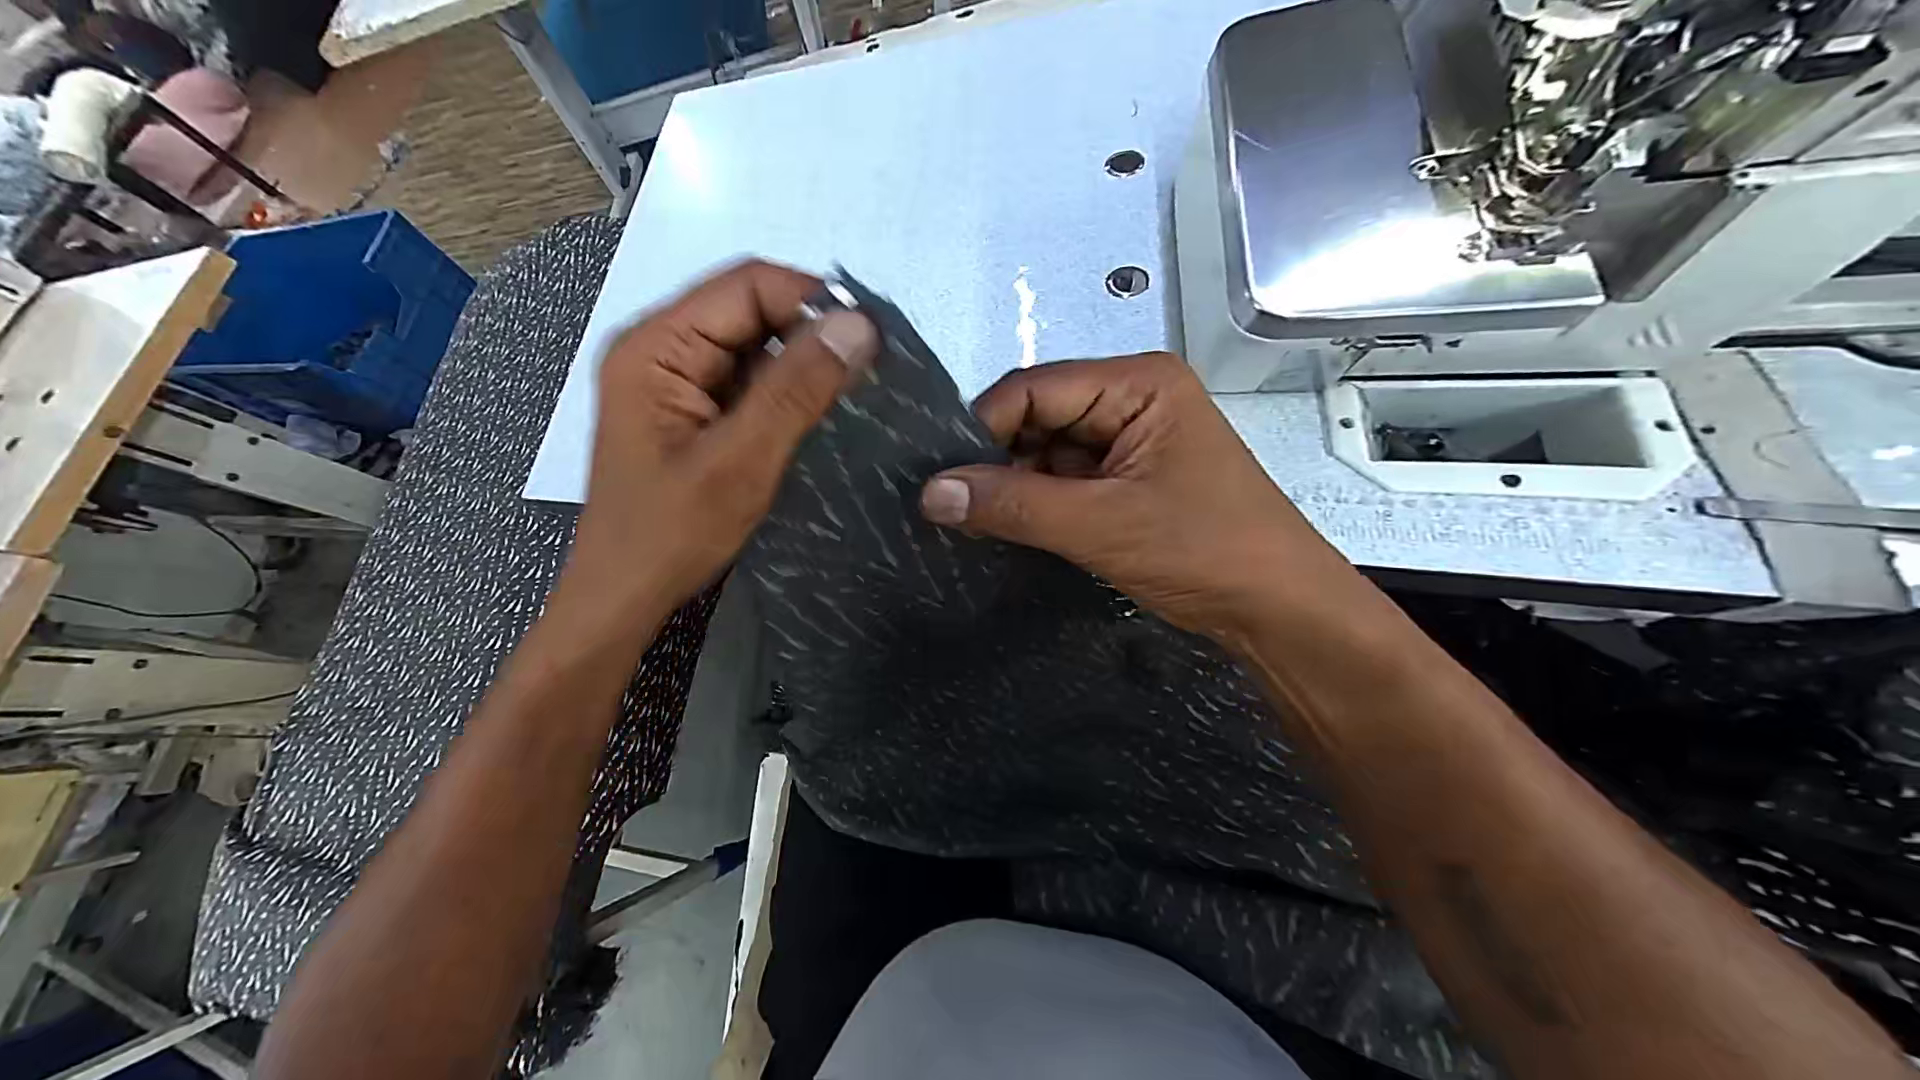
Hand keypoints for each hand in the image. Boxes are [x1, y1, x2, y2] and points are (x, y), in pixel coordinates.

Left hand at [563, 260, 879, 627]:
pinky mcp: (691, 409)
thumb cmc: (672, 533)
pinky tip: (817, 413)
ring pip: (755, 345)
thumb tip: (859, 326)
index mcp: (656, 345)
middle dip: (810, 333)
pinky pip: (748, 380)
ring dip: (803, 363)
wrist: (625, 594)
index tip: (869, 339)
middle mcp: (661, 347)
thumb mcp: (741, 460)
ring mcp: (675, 379)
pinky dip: (787, 390)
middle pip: (750, 309)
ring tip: (851, 392)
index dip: (811, 300)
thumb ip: (797, 389)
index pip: (747, 286)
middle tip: (868, 370)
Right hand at [917, 352, 1367, 640]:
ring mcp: (1130, 442)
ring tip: (972, 521)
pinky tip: (1008, 527)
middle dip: (997, 462)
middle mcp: (1131, 400)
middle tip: (948, 504)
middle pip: (1038, 418)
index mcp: (1137, 383)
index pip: (1033, 388)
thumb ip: (1013, 505)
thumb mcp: (1101, 525)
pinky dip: (1038, 505)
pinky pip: (1066, 481)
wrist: (1279, 611)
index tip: (939, 476)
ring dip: (1016, 488)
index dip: (982, 428)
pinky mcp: (1128, 480)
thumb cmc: (1206, 551)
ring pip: (1047, 453)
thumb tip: (930, 493)